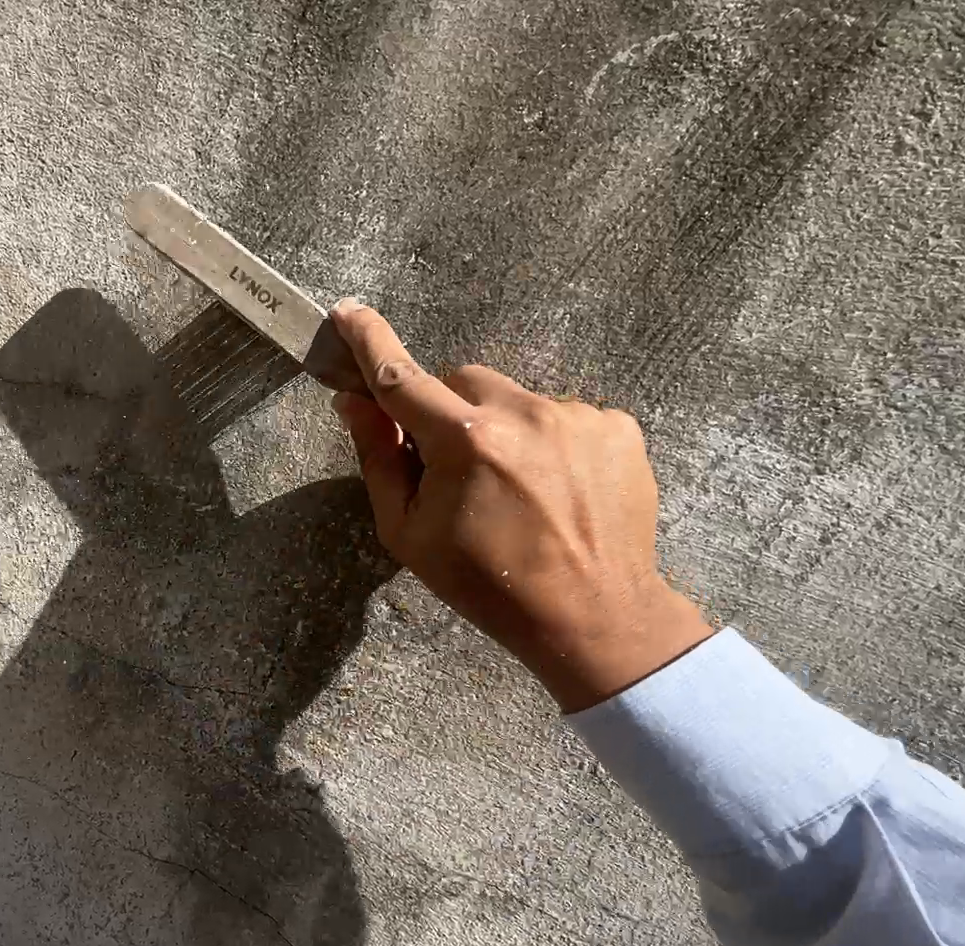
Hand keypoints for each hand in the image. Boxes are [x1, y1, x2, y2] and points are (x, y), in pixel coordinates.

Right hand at [327, 299, 712, 712]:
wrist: (593, 615)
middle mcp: (523, 412)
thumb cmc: (483, 580)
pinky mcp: (616, 425)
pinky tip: (551, 486)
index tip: (348, 312)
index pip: (402, 378)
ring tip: (511, 487)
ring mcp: (577, 415)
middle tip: (449, 466)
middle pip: (459, 381)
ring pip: (510, 398)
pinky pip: (557, 413)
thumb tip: (353, 403)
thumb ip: (378, 459)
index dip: (370, 342)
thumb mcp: (407, 531)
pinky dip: (541, 439)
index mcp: (464, 441)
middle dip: (443, 411)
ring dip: (494, 426)